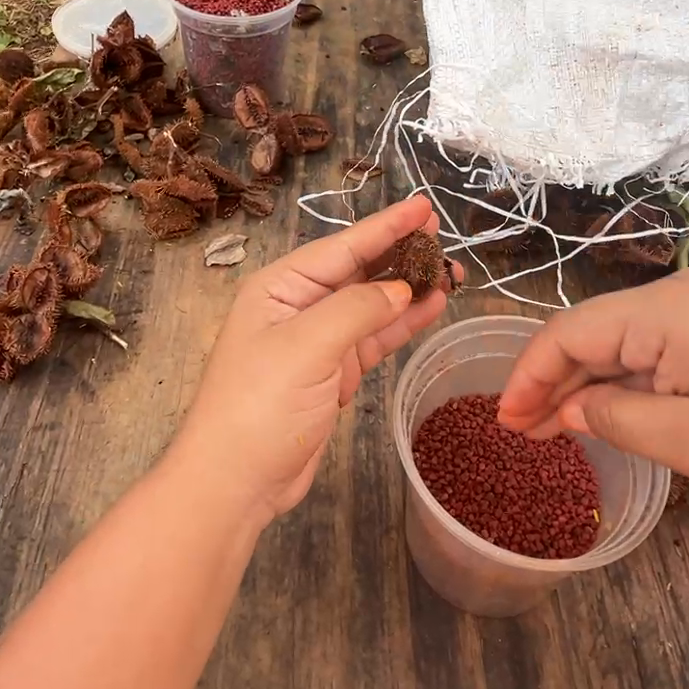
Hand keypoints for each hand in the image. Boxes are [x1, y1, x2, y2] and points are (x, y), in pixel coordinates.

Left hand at [169, 195, 461, 521]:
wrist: (237, 482)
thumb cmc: (260, 405)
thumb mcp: (307, 347)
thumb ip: (357, 310)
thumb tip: (401, 289)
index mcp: (280, 287)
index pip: (342, 246)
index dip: (386, 226)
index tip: (424, 206)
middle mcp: (298, 306)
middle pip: (358, 271)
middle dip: (400, 254)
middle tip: (444, 237)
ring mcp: (317, 341)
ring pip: (371, 305)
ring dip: (408, 290)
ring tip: (451, 273)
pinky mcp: (332, 374)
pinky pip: (373, 338)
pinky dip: (401, 324)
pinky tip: (431, 308)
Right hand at [496, 268, 688, 521]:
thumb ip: (614, 419)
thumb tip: (569, 409)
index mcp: (665, 308)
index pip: (568, 332)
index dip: (528, 375)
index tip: (503, 420)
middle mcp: (684, 293)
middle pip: (596, 332)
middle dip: (554, 380)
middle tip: (522, 430)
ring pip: (629, 342)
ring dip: (591, 383)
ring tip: (558, 426)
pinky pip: (664, 349)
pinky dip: (632, 381)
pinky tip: (619, 409)